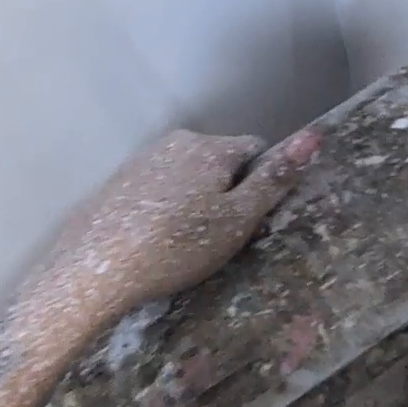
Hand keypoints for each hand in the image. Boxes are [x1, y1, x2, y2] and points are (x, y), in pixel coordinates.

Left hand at [30, 127, 323, 326]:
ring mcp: (142, 158)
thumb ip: (274, 178)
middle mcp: (177, 141)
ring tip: (182, 244)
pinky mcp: (117, 182)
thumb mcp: (237, 219)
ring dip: (193, 198)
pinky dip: (164, 207)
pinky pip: (157, 187)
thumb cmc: (177, 246)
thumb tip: (314, 135)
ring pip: (187, 174)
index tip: (247, 219)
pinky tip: (154, 240)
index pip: (255, 150)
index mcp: (211, 146)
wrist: (93, 270)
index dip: (259, 184)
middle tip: (215, 237)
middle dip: (225, 190)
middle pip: (219, 161)